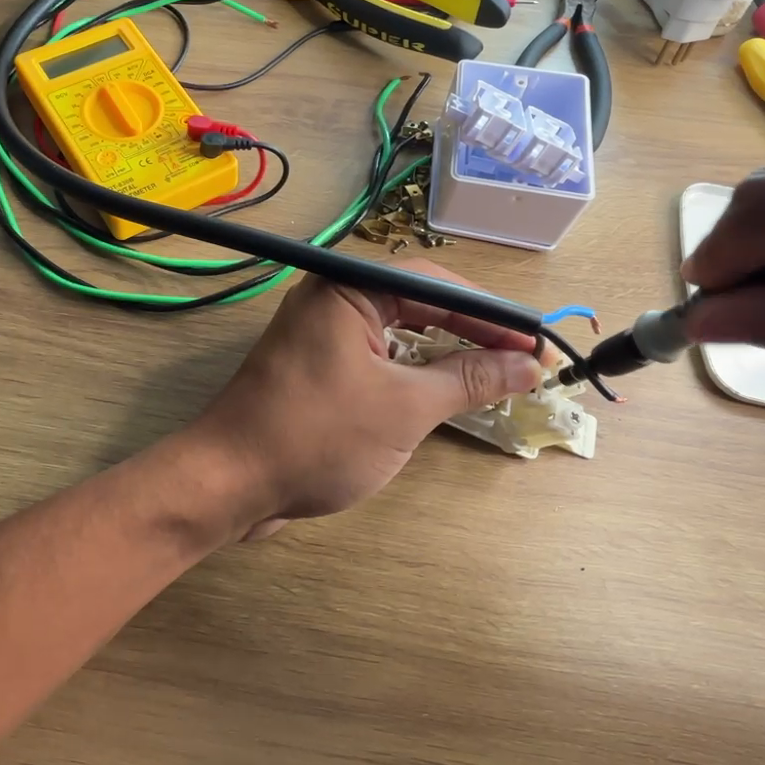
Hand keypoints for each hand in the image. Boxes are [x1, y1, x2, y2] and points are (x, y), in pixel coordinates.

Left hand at [178, 259, 544, 538]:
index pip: (435, 283)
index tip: (535, 344)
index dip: (490, 314)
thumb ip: (468, 379)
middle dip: (470, 330)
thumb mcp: (405, 408)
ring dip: (444, 350)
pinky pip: (375, 353)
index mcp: (347, 289)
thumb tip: (526, 365)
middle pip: (417, 301)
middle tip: (521, 362)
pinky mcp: (313, 364)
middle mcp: (330, 297)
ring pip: (397, 329)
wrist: (229, 481)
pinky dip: (411, 369)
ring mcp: (318, 331)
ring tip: (493, 375)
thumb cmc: (317, 438)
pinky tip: (440, 388)